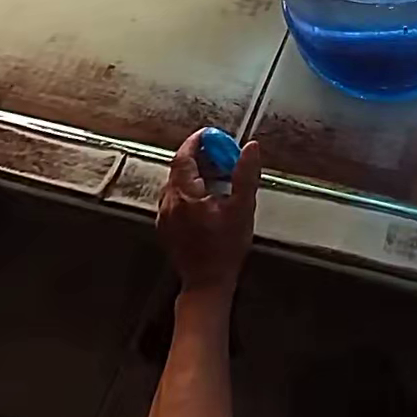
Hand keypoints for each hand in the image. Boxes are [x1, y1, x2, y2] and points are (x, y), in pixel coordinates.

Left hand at [158, 130, 261, 297]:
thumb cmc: (226, 246)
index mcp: (184, 196)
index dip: (196, 142)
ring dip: (194, 173)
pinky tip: (208, 195)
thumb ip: (246, 174)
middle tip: (220, 151)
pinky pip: (175, 198)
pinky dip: (190, 188)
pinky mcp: (166, 228)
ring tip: (217, 172)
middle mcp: (168, 204)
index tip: (210, 134)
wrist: (207, 283)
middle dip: (198, 156)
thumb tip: (251, 147)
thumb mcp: (242, 207)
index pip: (183, 158)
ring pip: (176, 184)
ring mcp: (164, 217)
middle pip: (178, 170)